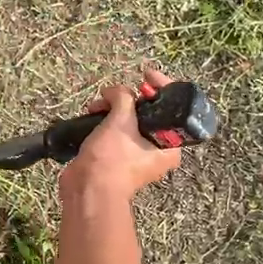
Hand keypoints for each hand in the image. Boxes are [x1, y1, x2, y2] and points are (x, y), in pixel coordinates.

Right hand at [63, 66, 181, 203]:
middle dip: (127, 98)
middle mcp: (157, 148)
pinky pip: (115, 129)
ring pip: (128, 119)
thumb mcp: (121, 123)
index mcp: (170, 145)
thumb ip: (124, 99)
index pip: (174, 108)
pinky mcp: (116, 154)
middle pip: (148, 112)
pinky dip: (104, 119)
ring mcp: (135, 152)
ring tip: (94, 107)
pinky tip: (91, 115)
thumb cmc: (112, 158)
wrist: (88, 189)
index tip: (144, 74)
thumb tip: (117, 92)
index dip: (161, 87)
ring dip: (111, 107)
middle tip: (110, 95)